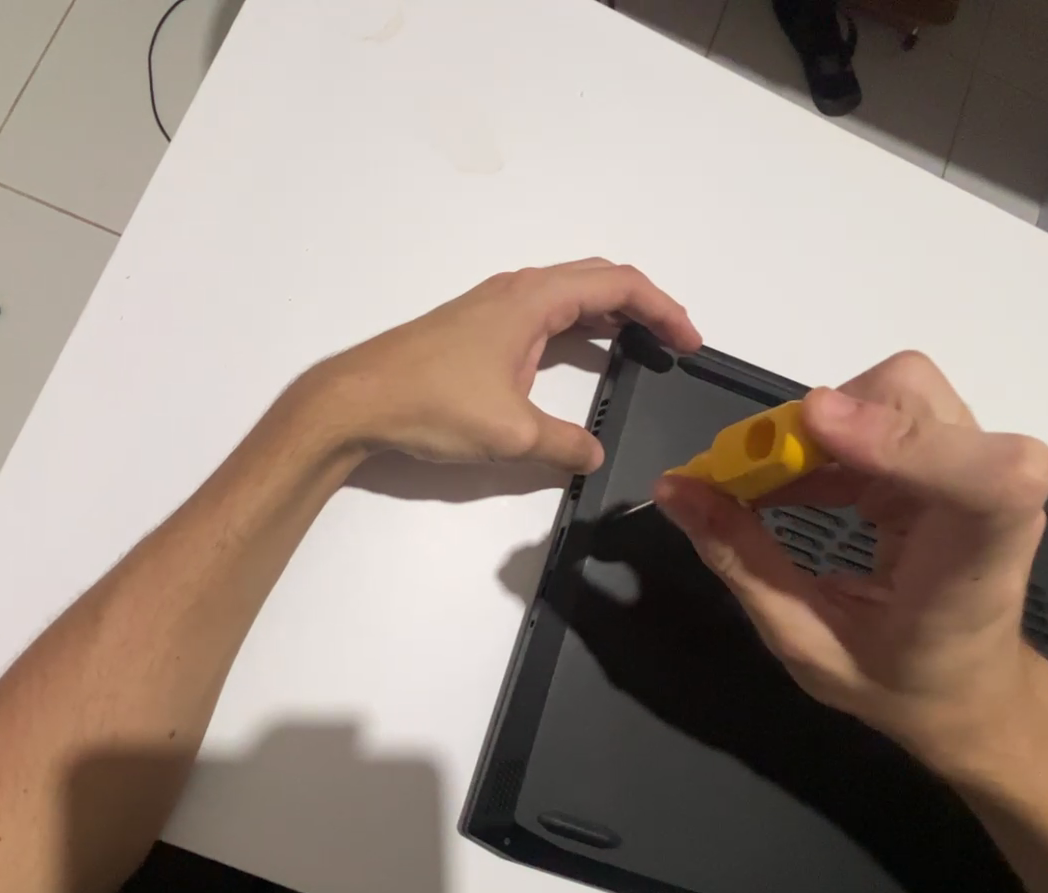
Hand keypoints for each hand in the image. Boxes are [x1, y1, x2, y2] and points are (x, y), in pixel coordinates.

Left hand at [303, 258, 701, 473]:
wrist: (358, 400)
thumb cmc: (433, 404)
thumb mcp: (510, 433)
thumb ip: (562, 445)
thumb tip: (592, 456)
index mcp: (535, 298)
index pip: (619, 285)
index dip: (664, 310)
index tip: (689, 342)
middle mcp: (517, 290)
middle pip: (597, 280)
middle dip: (642, 307)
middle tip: (671, 341)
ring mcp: (493, 305)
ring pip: (567, 296)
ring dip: (607, 315)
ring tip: (637, 346)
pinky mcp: (475, 327)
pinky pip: (541, 315)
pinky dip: (573, 328)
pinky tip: (576, 354)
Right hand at [653, 351, 1047, 776]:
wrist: (966, 687)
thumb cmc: (897, 680)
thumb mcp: (803, 641)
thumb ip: (742, 561)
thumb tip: (674, 488)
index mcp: (976, 563)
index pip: (982, 477)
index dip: (901, 438)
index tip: (812, 424)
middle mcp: (990, 496)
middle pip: (917, 399)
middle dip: (824, 421)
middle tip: (756, 474)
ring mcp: (967, 464)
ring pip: (892, 392)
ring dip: (812, 429)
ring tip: (761, 485)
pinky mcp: (939, 456)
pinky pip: (873, 413)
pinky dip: (814, 440)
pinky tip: (782, 484)